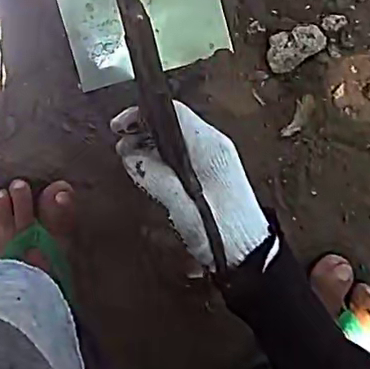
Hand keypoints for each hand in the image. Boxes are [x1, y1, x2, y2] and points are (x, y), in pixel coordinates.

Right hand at [111, 100, 268, 269]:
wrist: (249, 257)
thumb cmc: (220, 229)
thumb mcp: (177, 200)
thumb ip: (151, 173)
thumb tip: (129, 155)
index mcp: (208, 144)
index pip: (172, 112)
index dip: (141, 114)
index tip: (120, 126)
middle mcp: (212, 145)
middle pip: (171, 123)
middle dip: (142, 130)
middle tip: (120, 144)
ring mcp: (214, 159)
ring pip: (175, 139)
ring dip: (150, 145)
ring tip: (130, 158)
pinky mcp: (212, 173)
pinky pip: (182, 155)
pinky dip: (162, 157)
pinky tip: (148, 171)